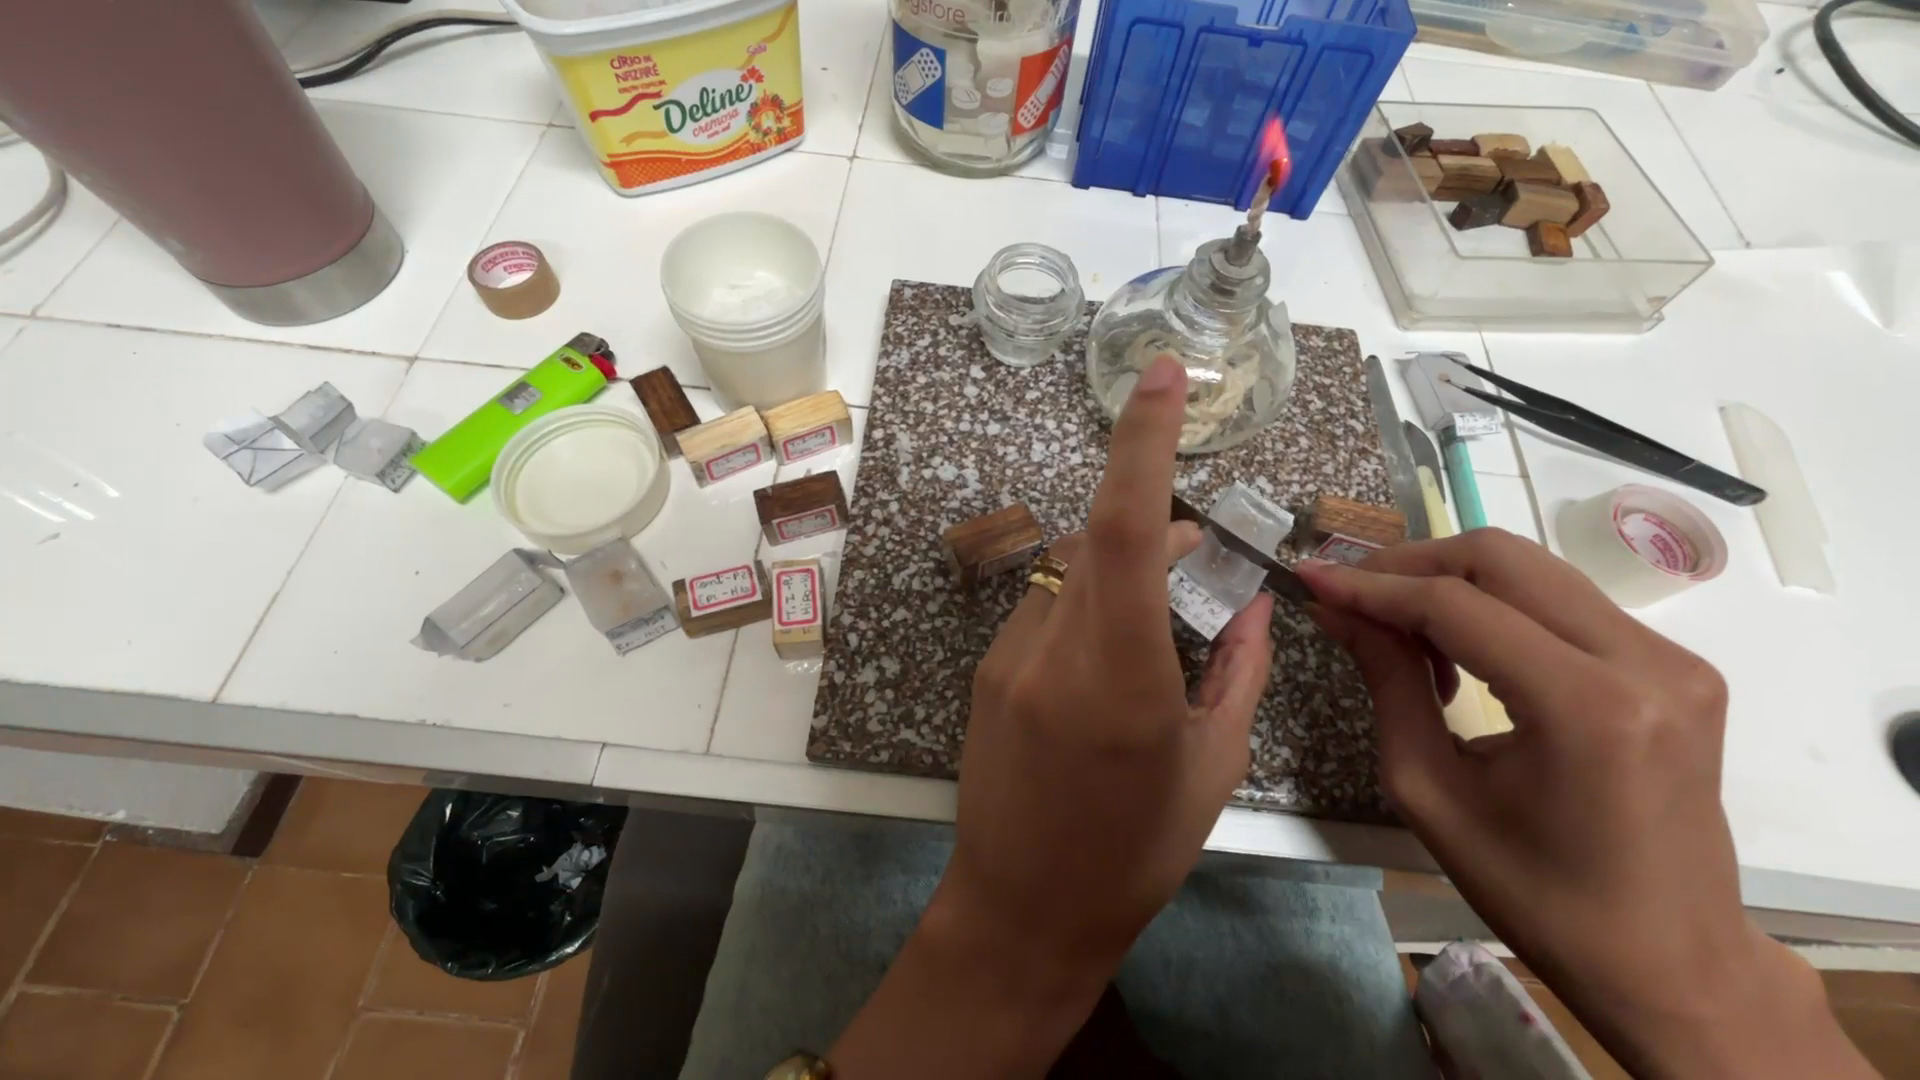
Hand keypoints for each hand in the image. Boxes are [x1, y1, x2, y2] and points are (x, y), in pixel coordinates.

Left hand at [831, 353, 1275, 1077]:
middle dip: (1150, 519)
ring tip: (1160, 607)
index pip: (1121, 528)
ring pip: (1070, 573)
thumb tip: (1257, 599)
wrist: (1023, 908)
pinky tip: (1108, 655)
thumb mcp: (1213, 767)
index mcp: (1118, 675)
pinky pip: (1045, 607)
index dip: (1141, 442)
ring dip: (1117, 569)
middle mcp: (1050, 650)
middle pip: (1097, 540)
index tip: (1159, 376)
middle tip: (1199, 543)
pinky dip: (1086, 604)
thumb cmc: (1134, 852)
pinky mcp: (987, 670)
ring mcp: (1007, 658)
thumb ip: (1241, 670)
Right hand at [1299, 531, 1875, 1079]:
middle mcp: (1644, 662)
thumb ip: (1387, 683)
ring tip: (1394, 626)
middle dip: (1409, 565)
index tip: (1310, 578)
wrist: (1669, 958)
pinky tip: (1457, 648)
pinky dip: (1494, 607)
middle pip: (1501, 558)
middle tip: (1350, 592)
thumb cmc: (1535, 892)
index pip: (1455, 606)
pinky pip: (1562, 601)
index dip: (1371, 586)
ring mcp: (1672, 658)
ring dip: (1449, 582)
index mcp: (1585, 708)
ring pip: (1532, 569)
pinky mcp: (1676, 664)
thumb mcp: (1431, 790)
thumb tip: (1337, 610)